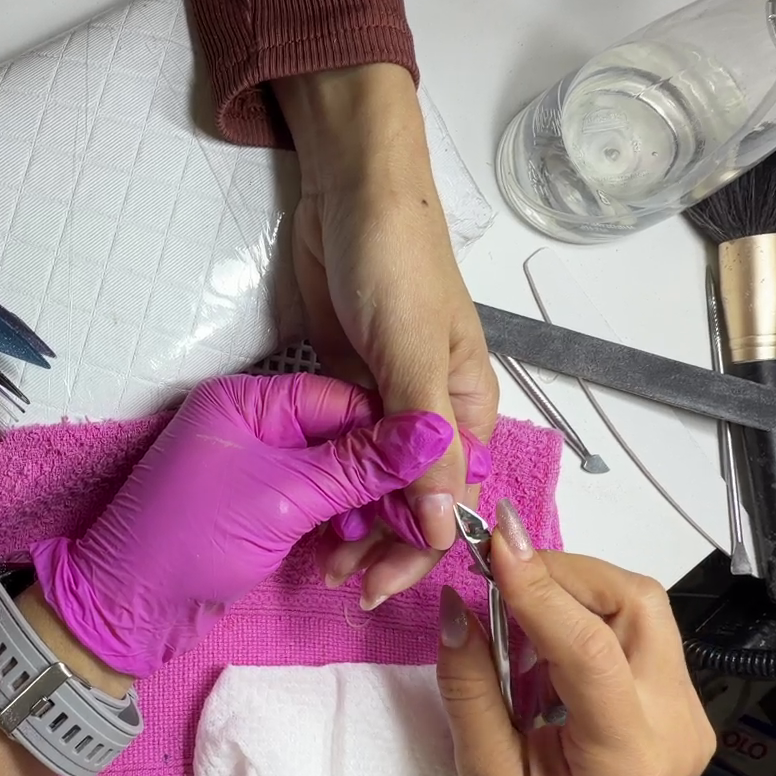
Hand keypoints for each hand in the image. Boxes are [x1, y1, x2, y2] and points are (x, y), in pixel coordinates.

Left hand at [32, 373, 450, 677]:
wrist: (130, 606)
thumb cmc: (192, 540)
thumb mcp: (282, 497)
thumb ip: (358, 466)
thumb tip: (434, 436)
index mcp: (250, 400)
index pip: (344, 402)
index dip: (393, 438)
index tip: (433, 478)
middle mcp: (256, 423)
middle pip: (344, 439)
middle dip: (379, 485)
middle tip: (411, 529)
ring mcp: (259, 464)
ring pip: (335, 476)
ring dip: (361, 513)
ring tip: (372, 555)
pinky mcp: (261, 502)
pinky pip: (316, 503)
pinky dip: (338, 527)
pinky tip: (351, 556)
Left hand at [274, 64, 497, 608]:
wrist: (351, 193)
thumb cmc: (396, 266)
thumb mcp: (412, 356)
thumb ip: (424, 441)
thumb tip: (446, 527)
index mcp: (464, 408)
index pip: (449, 497)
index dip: (417, 545)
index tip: (379, 582)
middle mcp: (428, 412)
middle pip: (411, 495)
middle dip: (381, 539)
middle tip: (340, 576)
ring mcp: (382, 398)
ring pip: (372, 476)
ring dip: (352, 515)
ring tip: (321, 554)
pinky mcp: (344, 383)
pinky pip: (341, 446)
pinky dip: (331, 477)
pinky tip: (310, 506)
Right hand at [435, 500, 714, 775]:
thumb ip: (468, 689)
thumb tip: (456, 606)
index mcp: (625, 757)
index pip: (590, 650)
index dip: (540, 589)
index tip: (495, 542)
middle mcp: (676, 722)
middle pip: (637, 604)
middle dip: (565, 570)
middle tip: (501, 569)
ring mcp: (687, 707)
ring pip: (641, 604)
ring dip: (574, 583)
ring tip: (515, 600)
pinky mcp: (677, 695)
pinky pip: (635, 625)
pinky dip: (583, 606)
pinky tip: (541, 631)